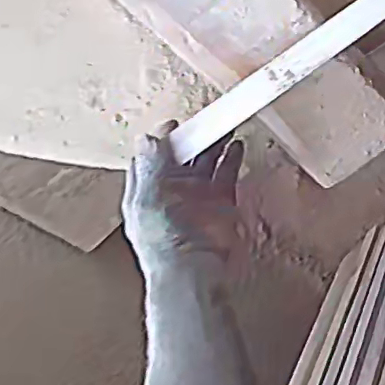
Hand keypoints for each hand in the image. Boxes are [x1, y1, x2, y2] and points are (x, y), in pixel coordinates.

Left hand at [123, 122, 244, 276]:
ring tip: (224, 126)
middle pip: (183, 155)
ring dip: (215, 143)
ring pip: (207, 160)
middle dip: (194, 137)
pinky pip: (227, 172)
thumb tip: (148, 137)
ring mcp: (198, 194)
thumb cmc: (164, 237)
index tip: (177, 123)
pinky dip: (233, 157)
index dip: (163, 139)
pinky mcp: (221, 199)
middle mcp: (172, 189)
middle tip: (207, 119)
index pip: (152, 157)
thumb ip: (152, 167)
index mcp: (147, 189)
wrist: (194, 265)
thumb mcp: (150, 198)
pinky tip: (237, 145)